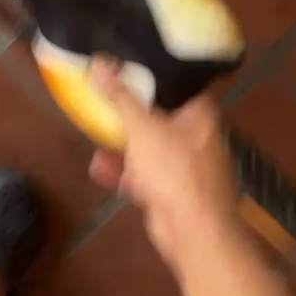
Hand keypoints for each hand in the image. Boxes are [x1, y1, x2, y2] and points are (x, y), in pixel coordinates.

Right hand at [85, 56, 242, 271]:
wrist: (192, 233)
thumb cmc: (173, 169)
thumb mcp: (140, 125)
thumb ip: (119, 94)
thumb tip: (99, 61)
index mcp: (201, 117)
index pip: (184, 84)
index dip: (160, 73)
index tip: (133, 63)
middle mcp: (198, 139)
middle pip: (161, 115)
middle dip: (130, 113)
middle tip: (106, 101)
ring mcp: (187, 168)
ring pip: (150, 146)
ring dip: (121, 146)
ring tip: (95, 142)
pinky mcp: (175, 192)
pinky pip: (146, 173)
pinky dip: (125, 172)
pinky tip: (101, 171)